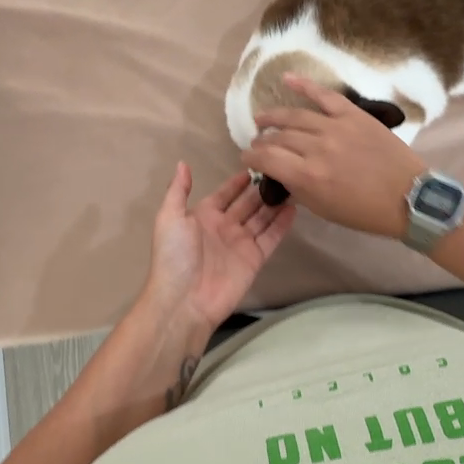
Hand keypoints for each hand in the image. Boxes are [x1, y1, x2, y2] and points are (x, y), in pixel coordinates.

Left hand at [143, 163, 297, 332]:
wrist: (185, 300)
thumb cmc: (174, 255)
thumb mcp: (169, 217)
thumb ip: (178, 190)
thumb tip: (182, 163)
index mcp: (203, 216)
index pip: (224, 194)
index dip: (238, 182)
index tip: (255, 165)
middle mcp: (224, 227)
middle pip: (247, 204)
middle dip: (261, 190)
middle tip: (281, 172)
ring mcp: (240, 244)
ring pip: (262, 218)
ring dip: (274, 204)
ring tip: (292, 186)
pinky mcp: (255, 259)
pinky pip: (271, 238)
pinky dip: (282, 224)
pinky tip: (294, 209)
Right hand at [240, 74, 426, 238]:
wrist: (408, 197)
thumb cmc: (365, 212)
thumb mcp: (323, 209)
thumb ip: (297, 188)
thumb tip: (280, 173)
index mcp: (308, 176)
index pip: (266, 159)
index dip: (250, 157)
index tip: (246, 158)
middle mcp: (317, 148)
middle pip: (278, 137)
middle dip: (262, 141)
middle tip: (257, 143)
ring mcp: (335, 127)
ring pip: (295, 116)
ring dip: (274, 117)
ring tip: (262, 119)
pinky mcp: (353, 115)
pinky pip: (324, 95)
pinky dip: (304, 85)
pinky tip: (286, 79)